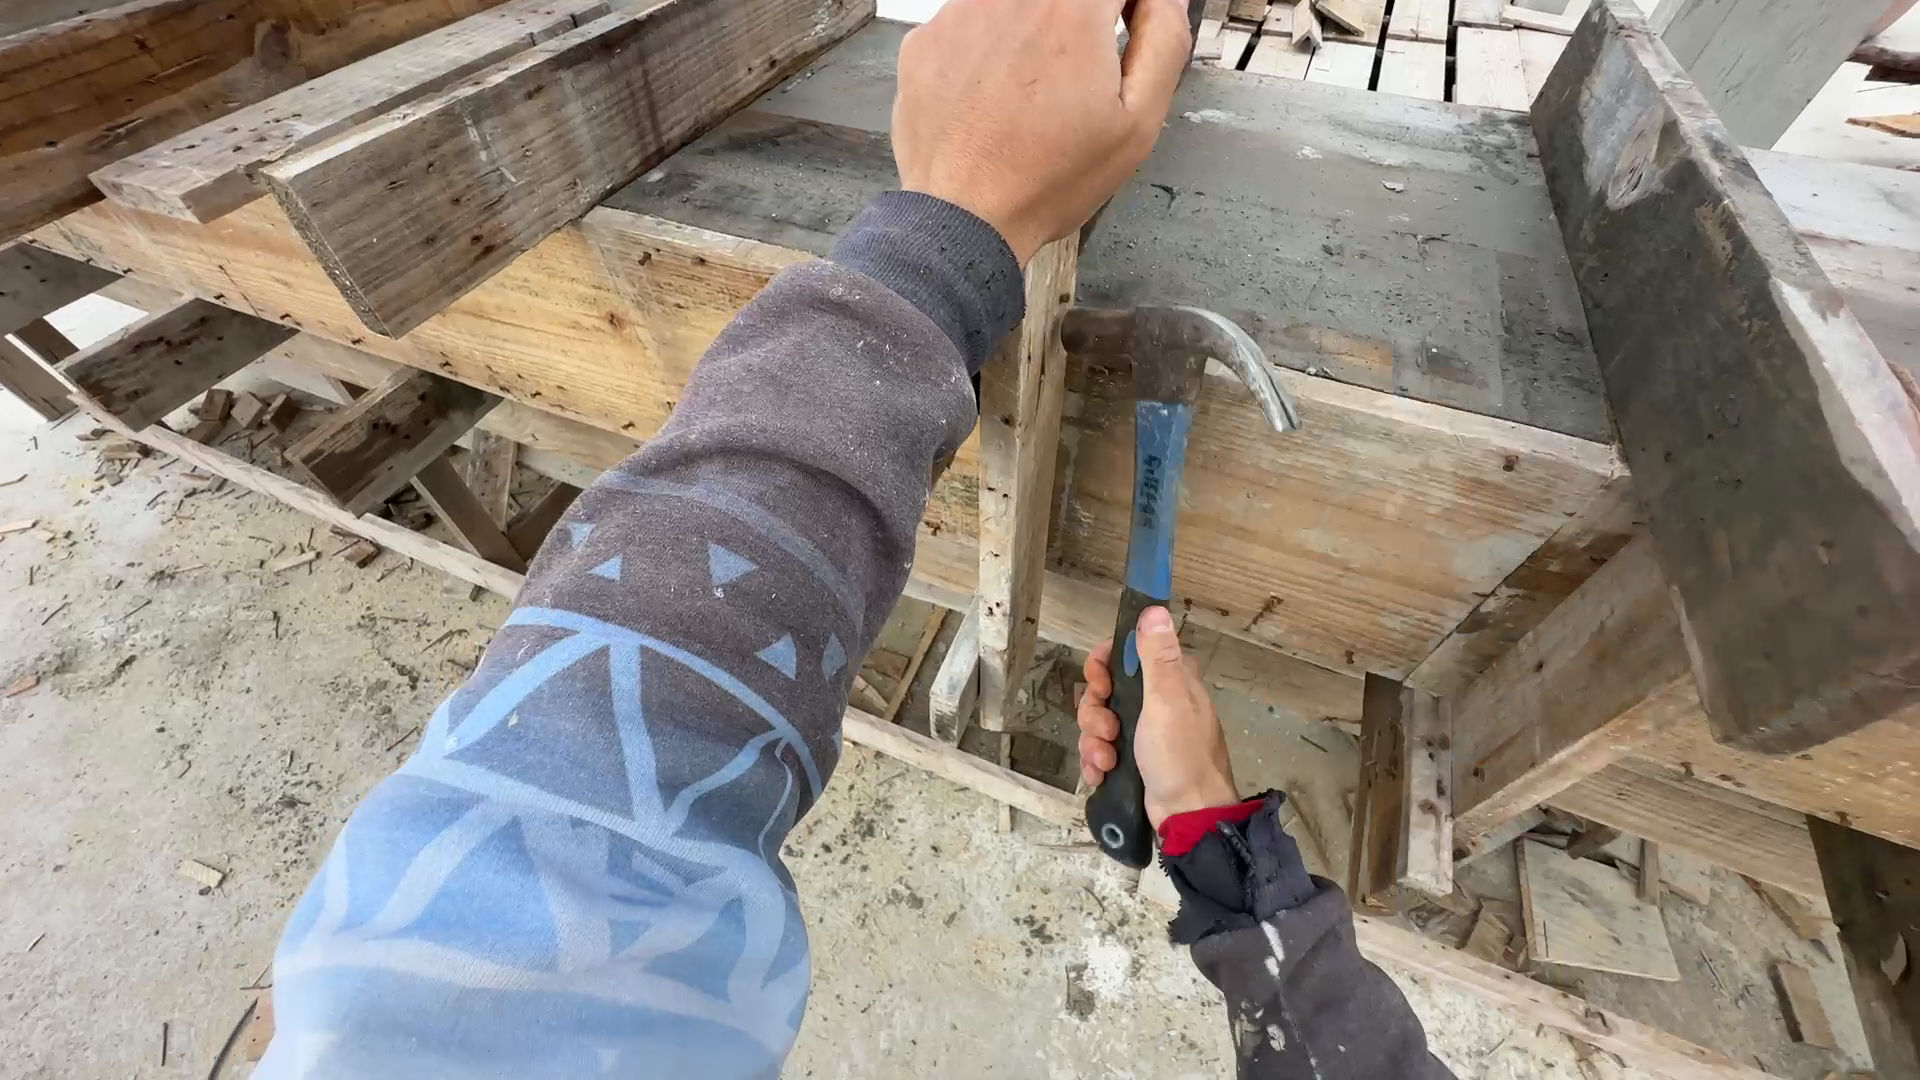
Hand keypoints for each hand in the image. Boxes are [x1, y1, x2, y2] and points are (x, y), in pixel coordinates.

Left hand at [892, 0, 1192, 264]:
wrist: (965, 222)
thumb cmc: (1049, 183)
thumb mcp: (1136, 125)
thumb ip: (1164, 40)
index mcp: (1073, 6)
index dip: (1122, 10)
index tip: (1121, 33)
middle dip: (1075, 27)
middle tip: (1071, 77)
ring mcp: (960, 12)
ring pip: (1013, 7)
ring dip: (1027, 36)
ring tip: (1026, 98)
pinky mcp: (925, 42)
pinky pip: (967, 28)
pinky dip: (983, 57)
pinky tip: (988, 105)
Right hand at [1077, 606, 1238, 829]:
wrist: (1187, 817)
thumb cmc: (1180, 754)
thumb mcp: (1167, 700)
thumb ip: (1157, 656)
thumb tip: (1154, 608)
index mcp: (1170, 679)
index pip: (1125, 653)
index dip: (1104, 665)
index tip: (1100, 682)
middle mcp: (1157, 700)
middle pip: (1104, 689)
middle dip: (1095, 711)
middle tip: (1106, 728)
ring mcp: (1143, 731)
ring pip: (1098, 720)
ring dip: (1094, 740)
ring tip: (1106, 760)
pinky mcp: (1132, 758)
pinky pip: (1099, 748)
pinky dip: (1096, 761)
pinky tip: (1102, 774)